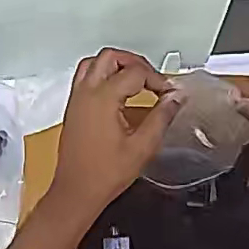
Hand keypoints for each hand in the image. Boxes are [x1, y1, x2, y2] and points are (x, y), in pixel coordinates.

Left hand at [42, 48, 182, 226]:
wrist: (77, 191)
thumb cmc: (105, 174)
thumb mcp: (143, 146)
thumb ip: (162, 117)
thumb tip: (175, 98)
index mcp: (103, 99)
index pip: (135, 72)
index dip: (157, 79)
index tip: (170, 93)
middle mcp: (85, 93)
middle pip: (110, 57)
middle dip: (135, 62)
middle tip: (153, 78)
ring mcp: (76, 100)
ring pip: (93, 63)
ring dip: (116, 65)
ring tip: (137, 80)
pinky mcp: (73, 109)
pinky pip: (85, 78)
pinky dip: (103, 76)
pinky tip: (119, 94)